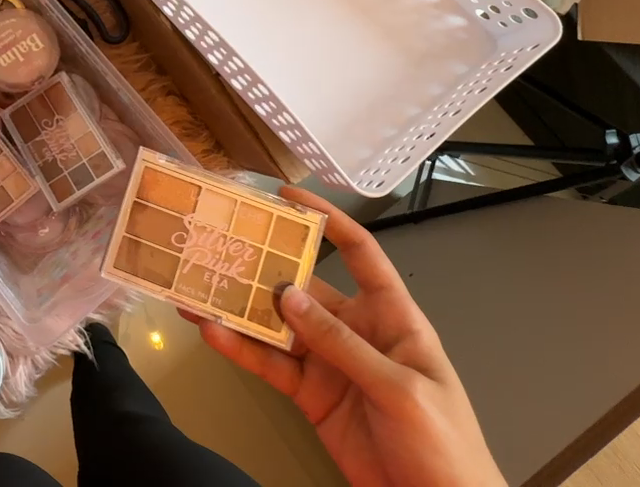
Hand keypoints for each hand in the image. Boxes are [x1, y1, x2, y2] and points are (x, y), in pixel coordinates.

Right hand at [189, 186, 502, 486]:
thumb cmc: (443, 444)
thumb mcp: (399, 389)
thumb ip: (341, 343)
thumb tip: (286, 294)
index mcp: (389, 316)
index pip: (360, 253)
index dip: (328, 220)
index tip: (287, 196)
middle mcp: (353, 329)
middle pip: (302, 286)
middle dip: (261, 267)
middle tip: (218, 246)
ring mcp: (327, 361)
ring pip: (275, 325)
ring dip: (238, 310)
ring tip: (196, 291)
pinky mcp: (307, 393)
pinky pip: (268, 363)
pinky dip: (240, 349)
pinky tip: (212, 334)